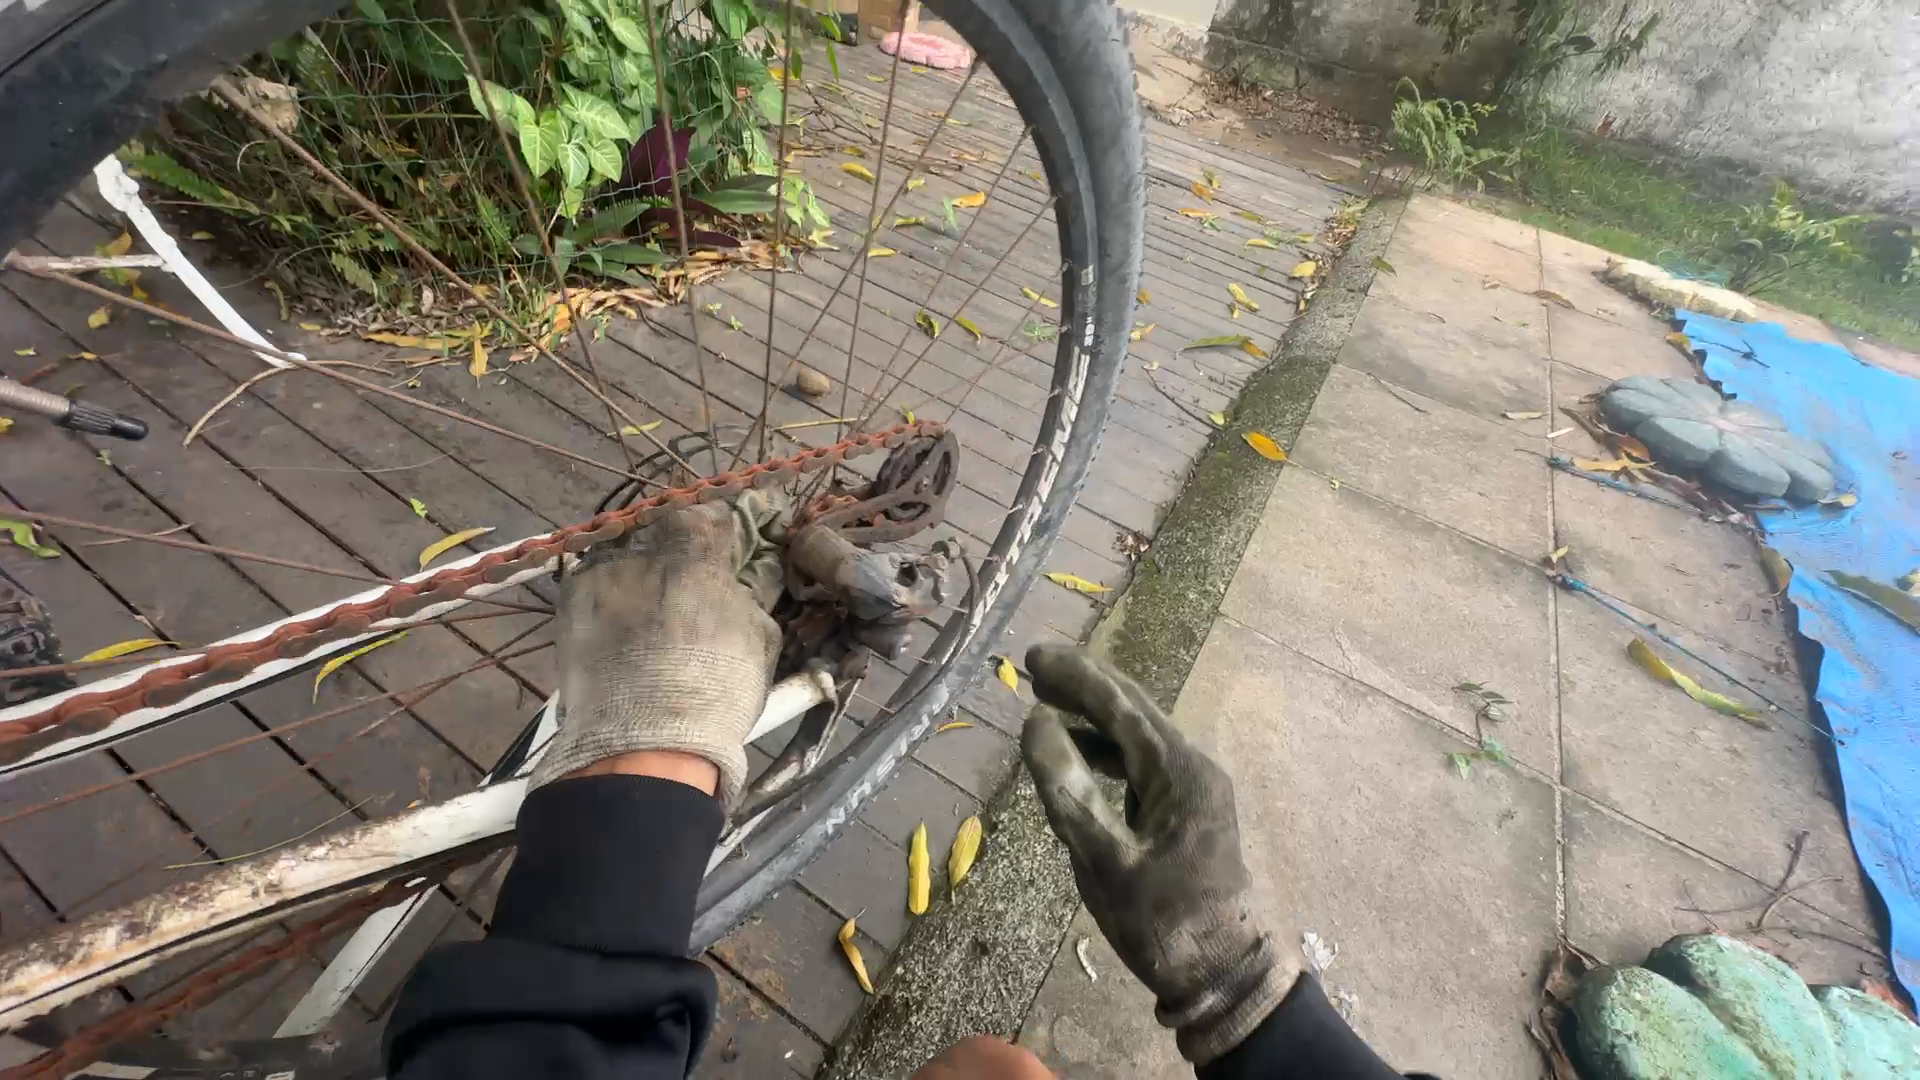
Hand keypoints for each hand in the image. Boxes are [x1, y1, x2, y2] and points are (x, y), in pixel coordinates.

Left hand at [530, 492, 786, 804]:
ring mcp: (599, 576)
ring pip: (623, 565)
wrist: (644, 741)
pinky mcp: (567, 606)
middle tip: (683, 596)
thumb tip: (739, 584)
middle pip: (660, 538)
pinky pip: (594, 592)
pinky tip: (619, 641)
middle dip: (672, 560)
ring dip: (637, 584)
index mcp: (697, 553)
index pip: (707, 516)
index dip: (715, 533)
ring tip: (646, 627)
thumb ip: (746, 596)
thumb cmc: (718, 687)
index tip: (720, 551)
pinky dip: (608, 608)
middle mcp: (642, 551)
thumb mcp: (759, 635)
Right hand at [1021, 645, 1294, 1065]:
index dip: (1077, 676)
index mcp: (1179, 771)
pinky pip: (1138, 760)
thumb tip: (1036, 722)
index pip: (1121, 706)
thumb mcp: (1104, 860)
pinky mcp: (1183, 805)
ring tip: (1046, 700)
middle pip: (1131, 709)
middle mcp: (1191, 765)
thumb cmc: (1163, 923)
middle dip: (1083, 684)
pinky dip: (1104, 748)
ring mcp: (1191, 785)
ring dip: (1091, 714)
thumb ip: (1068, 788)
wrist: (1226, 978)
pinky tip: (1077, 751)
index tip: (1034, 657)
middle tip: (1035, 665)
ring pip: (1134, 733)